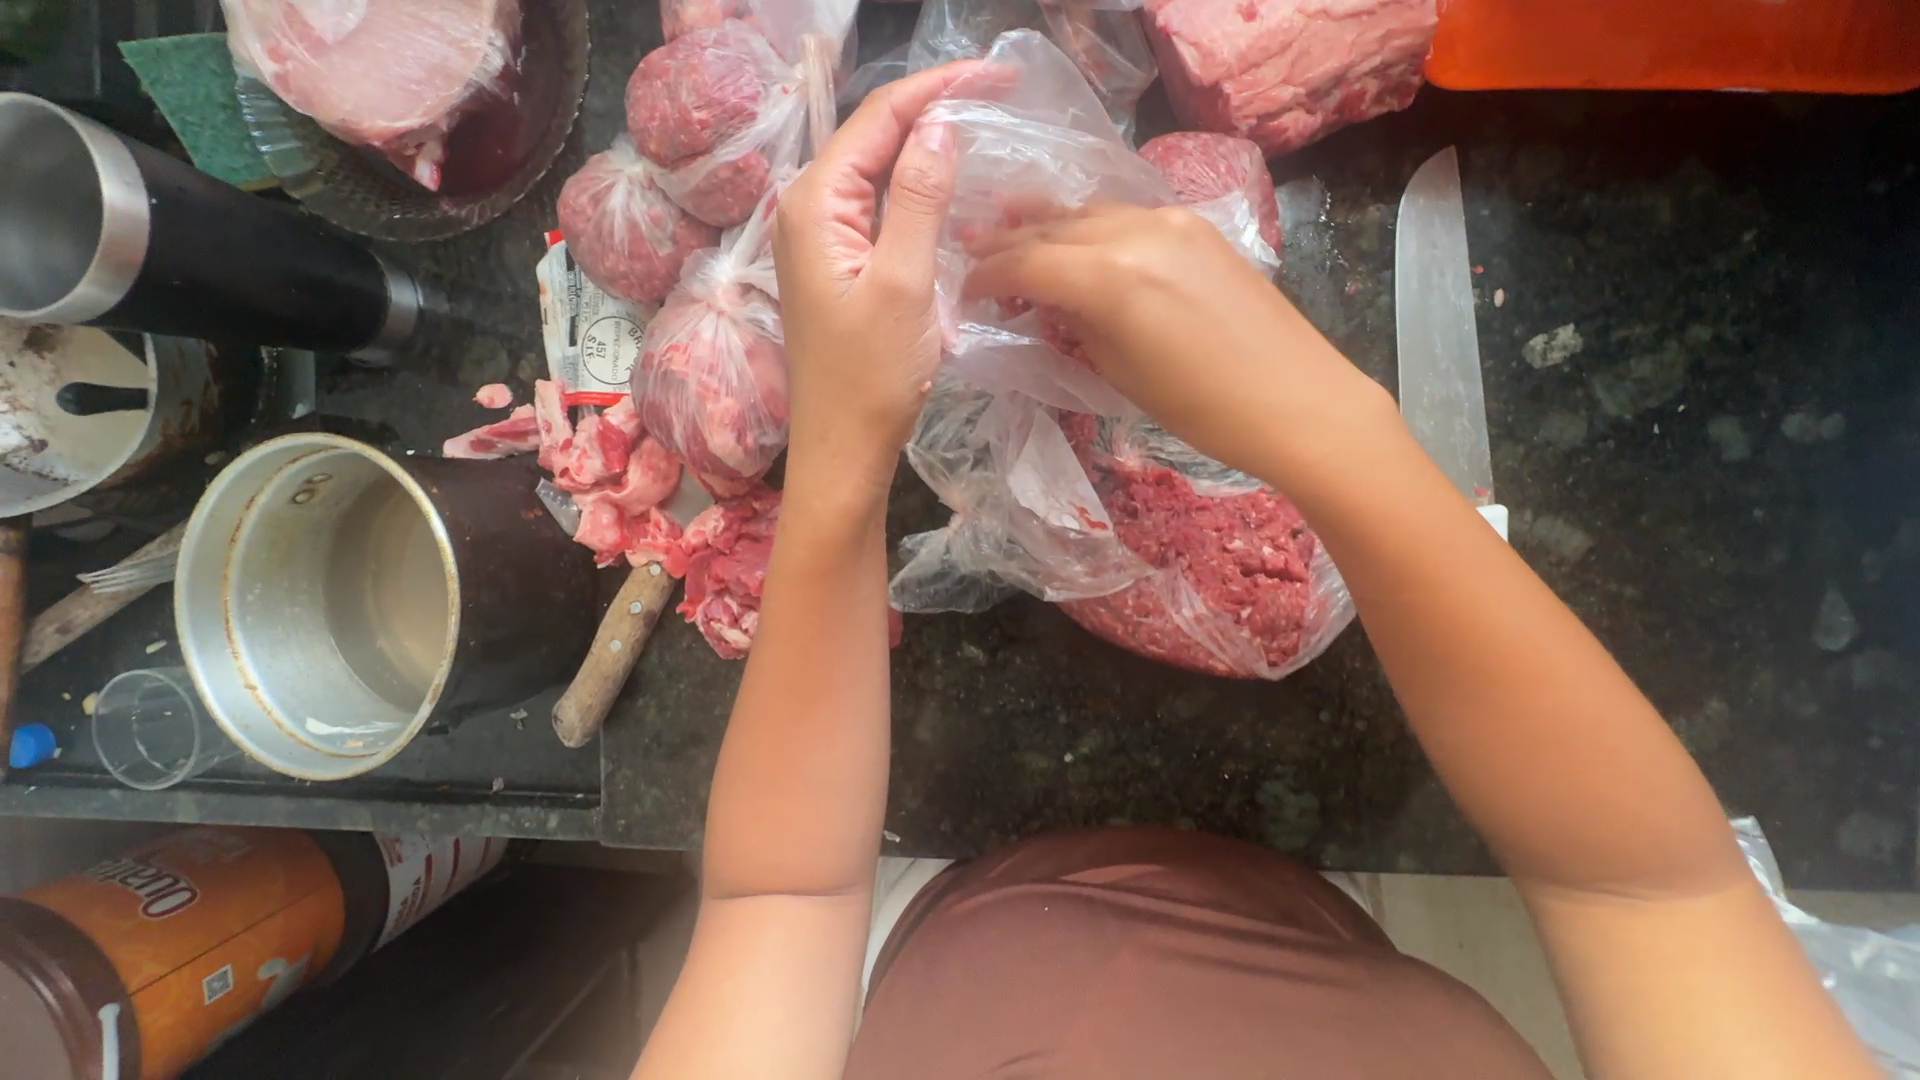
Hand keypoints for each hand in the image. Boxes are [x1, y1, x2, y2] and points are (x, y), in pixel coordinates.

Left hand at [774, 62, 975, 495]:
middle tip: (999, 97)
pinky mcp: (836, 269)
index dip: (939, 87)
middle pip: (874, 138)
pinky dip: (914, 193)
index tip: (999, 73)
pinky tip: (947, 191)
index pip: (879, 118)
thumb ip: (919, 198)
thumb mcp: (903, 283)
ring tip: (982, 131)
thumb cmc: (871, 378)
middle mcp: (807, 210)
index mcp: (815, 203)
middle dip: (933, 110)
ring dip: (925, 149)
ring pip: (877, 175)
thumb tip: (939, 123)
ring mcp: (819, 241)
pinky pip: (877, 212)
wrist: (843, 450)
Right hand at [964, 203, 1395, 484]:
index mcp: (1110, 276)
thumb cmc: (1199, 408)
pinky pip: (1126, 216)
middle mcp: (1136, 230)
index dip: (988, 275)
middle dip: (1009, 242)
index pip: (1028, 262)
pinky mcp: (1198, 226)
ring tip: (1011, 233)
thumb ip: (1074, 324)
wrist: (1295, 400)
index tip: (965, 290)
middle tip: (973, 253)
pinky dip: (1091, 228)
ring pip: (1090, 212)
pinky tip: (1075, 240)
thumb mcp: (1118, 371)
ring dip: (1048, 226)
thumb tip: (1047, 303)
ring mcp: (1172, 220)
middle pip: (1054, 227)